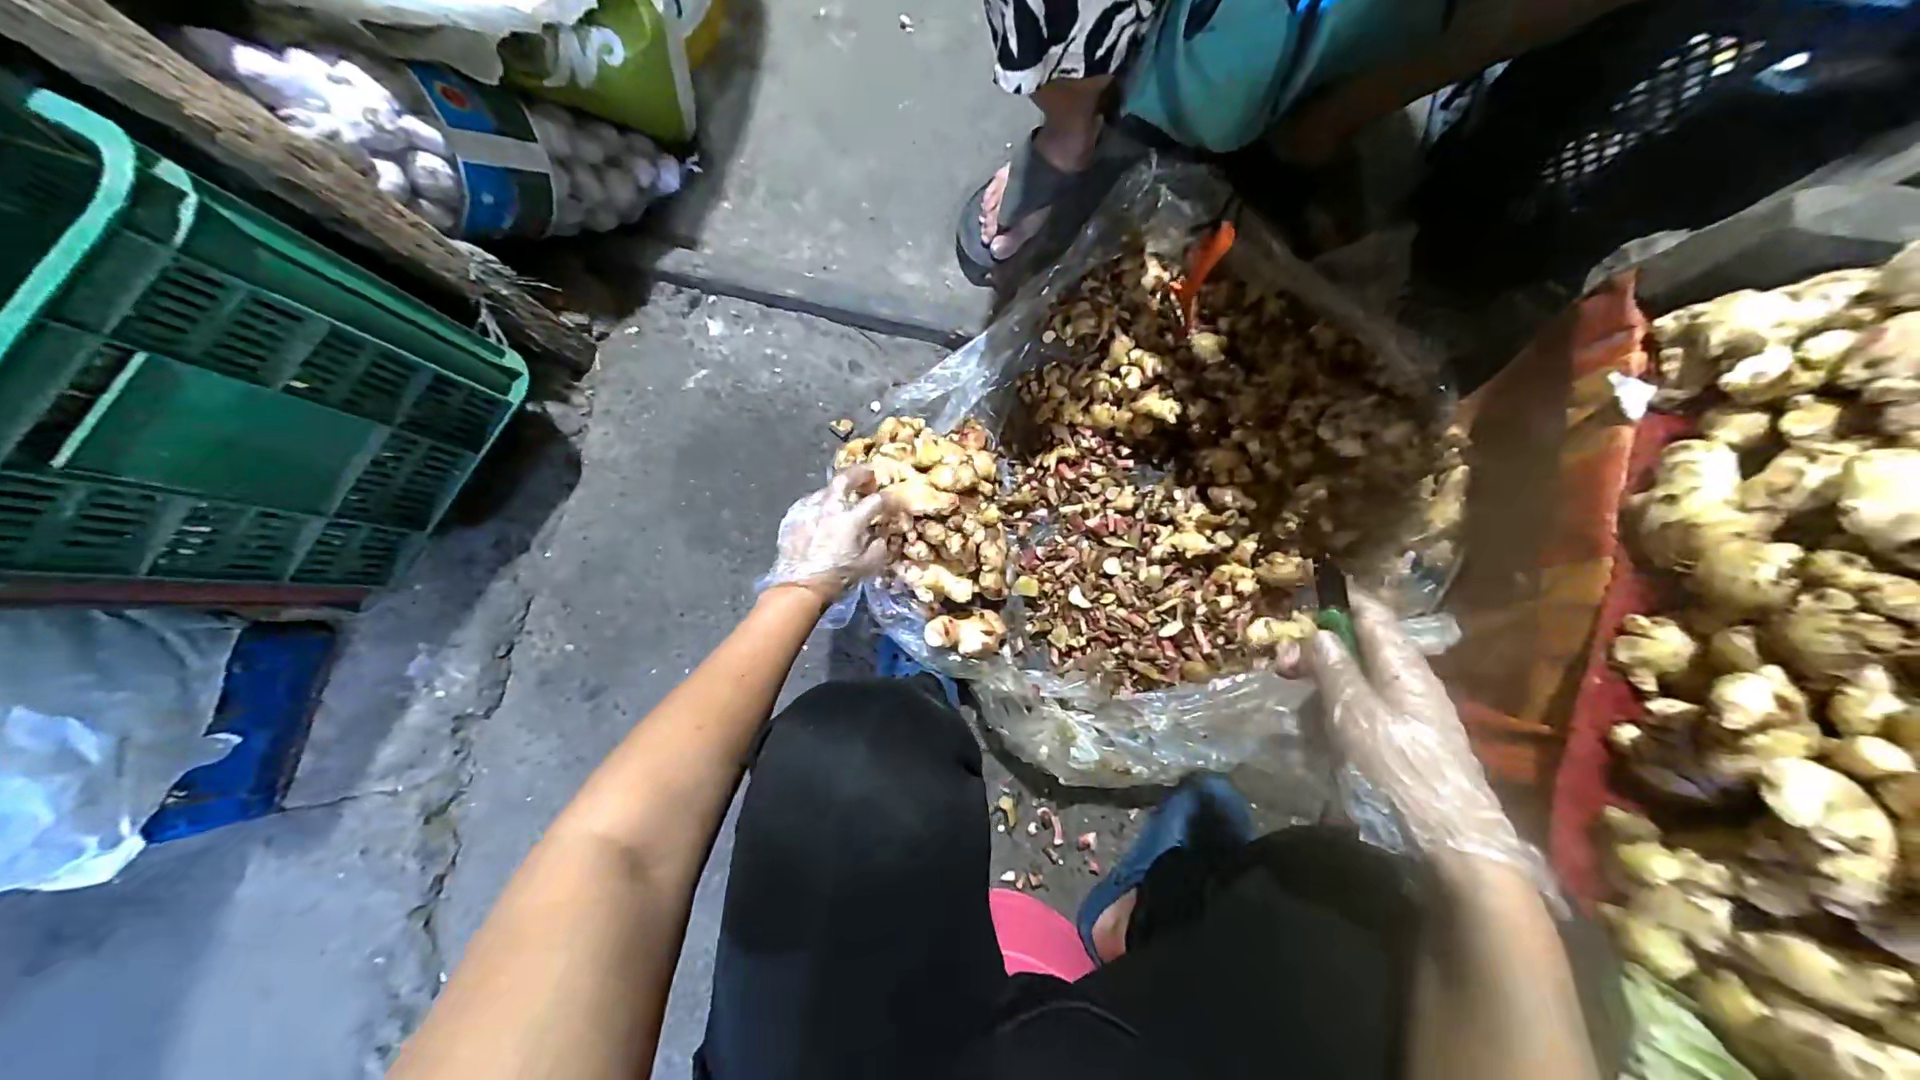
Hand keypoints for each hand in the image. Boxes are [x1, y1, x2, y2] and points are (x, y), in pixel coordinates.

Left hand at [757, 467, 897, 602]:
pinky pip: (810, 502)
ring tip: (843, 499)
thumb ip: (879, 547)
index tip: (894, 501)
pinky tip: (822, 513)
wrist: (798, 587)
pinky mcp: (793, 514)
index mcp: (851, 520)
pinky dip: (820, 504)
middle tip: (868, 475)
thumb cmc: (836, 578)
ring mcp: (808, 508)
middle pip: (846, 478)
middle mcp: (830, 507)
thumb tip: (880, 535)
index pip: (876, 500)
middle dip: (860, 473)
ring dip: (838, 491)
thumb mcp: (867, 567)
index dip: (889, 498)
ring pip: (826, 489)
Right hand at [1307, 592, 1539, 878]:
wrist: (1450, 842)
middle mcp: (1406, 681)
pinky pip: (1358, 712)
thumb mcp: (1356, 714)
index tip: (1298, 605)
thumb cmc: (1400, 770)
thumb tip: (1320, 633)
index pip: (1371, 613)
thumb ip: (1334, 669)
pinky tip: (1316, 736)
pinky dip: (1332, 715)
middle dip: (1315, 652)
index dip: (1337, 601)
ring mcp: (1405, 712)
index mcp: (1402, 665)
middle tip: (1280, 669)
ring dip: (1319, 687)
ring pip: (1352, 681)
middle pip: (1356, 647)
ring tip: (1296, 711)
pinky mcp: (1399, 741)